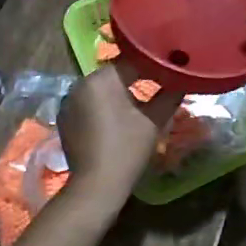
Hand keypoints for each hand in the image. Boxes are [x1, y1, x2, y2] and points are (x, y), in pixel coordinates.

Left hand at [57, 61, 185, 194]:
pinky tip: (113, 118)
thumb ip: (169, 94)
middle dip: (133, 77)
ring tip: (135, 102)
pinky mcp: (64, 118)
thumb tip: (181, 79)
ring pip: (99, 88)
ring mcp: (68, 101)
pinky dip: (101, 106)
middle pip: (113, 73)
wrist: (96, 185)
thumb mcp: (154, 121)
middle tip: (155, 84)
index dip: (152, 63)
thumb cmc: (127, 149)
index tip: (167, 68)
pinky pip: (87, 103)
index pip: (132, 60)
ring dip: (116, 92)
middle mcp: (80, 83)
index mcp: (102, 79)